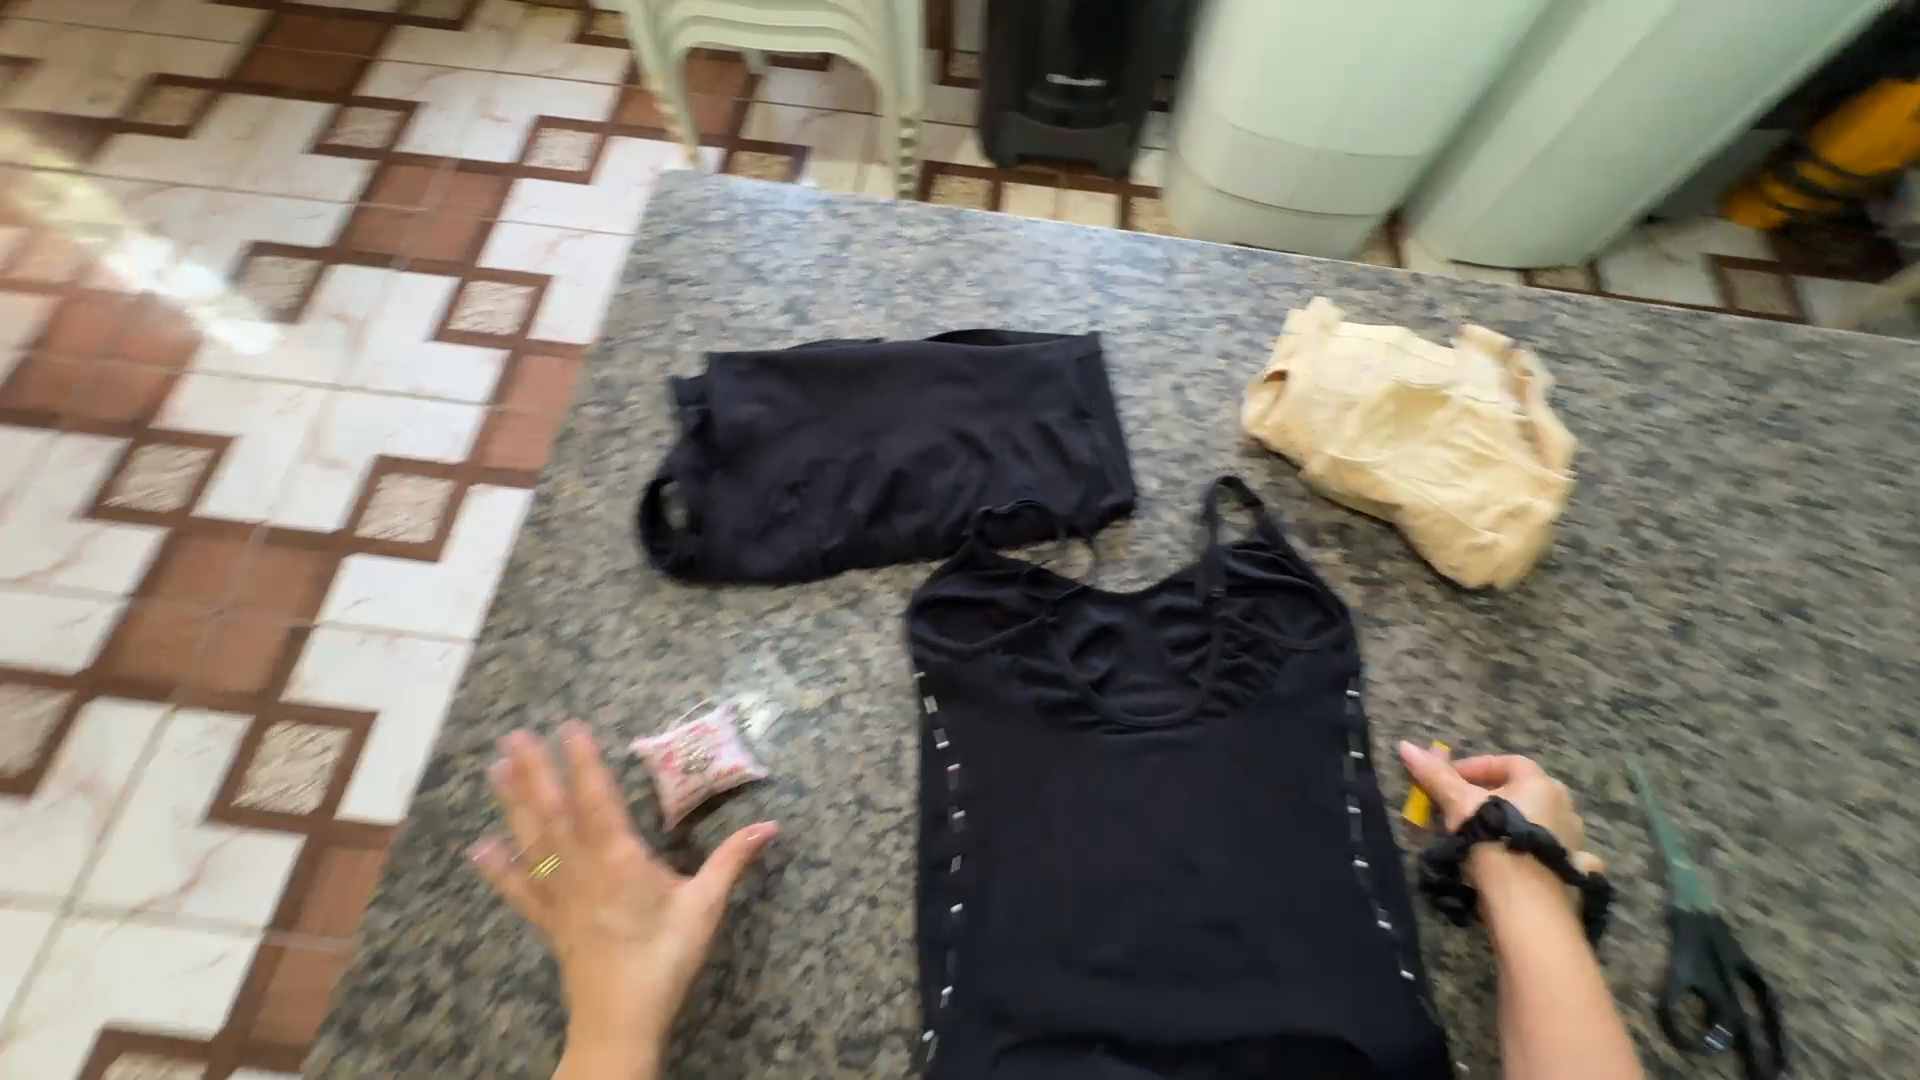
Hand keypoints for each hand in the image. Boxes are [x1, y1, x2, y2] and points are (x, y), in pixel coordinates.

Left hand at [469, 721, 778, 1071]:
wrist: (622, 1026)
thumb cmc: (666, 960)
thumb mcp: (706, 907)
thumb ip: (733, 861)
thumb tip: (771, 824)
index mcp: (621, 862)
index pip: (598, 802)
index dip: (584, 764)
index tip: (571, 729)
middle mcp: (583, 872)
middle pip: (554, 815)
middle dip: (536, 773)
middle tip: (516, 736)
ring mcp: (561, 898)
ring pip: (533, 843)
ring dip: (514, 804)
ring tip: (497, 768)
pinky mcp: (550, 923)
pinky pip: (521, 891)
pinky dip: (499, 869)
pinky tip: (479, 848)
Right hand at [1397, 741, 1602, 877]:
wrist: (1525, 899)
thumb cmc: (1493, 837)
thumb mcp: (1457, 802)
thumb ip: (1435, 774)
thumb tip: (1405, 746)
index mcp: (1541, 784)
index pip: (1509, 762)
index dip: (1477, 766)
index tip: (1452, 780)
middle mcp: (1565, 807)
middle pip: (1526, 790)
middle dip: (1495, 794)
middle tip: (1466, 806)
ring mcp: (1575, 841)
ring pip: (1541, 821)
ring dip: (1516, 821)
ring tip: (1486, 835)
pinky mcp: (1575, 870)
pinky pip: (1557, 852)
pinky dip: (1540, 850)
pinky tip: (1525, 860)